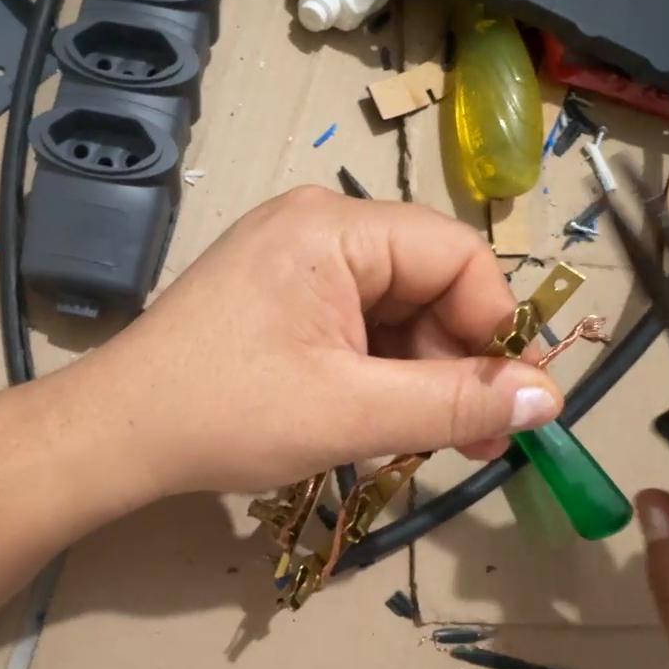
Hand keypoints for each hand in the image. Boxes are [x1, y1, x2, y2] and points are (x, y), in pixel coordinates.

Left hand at [83, 187, 562, 494]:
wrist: (116, 434)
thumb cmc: (225, 414)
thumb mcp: (350, 412)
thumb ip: (455, 403)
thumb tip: (552, 397)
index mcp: (334, 228)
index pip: (456, 256)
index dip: (494, 327)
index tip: (510, 401)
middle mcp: (316, 226)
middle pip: (425, 284)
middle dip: (454, 362)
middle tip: (474, 441)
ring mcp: (291, 260)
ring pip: (392, 311)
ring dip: (416, 375)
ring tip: (417, 441)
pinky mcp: (276, 296)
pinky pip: (353, 323)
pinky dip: (375, 371)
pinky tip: (374, 419)